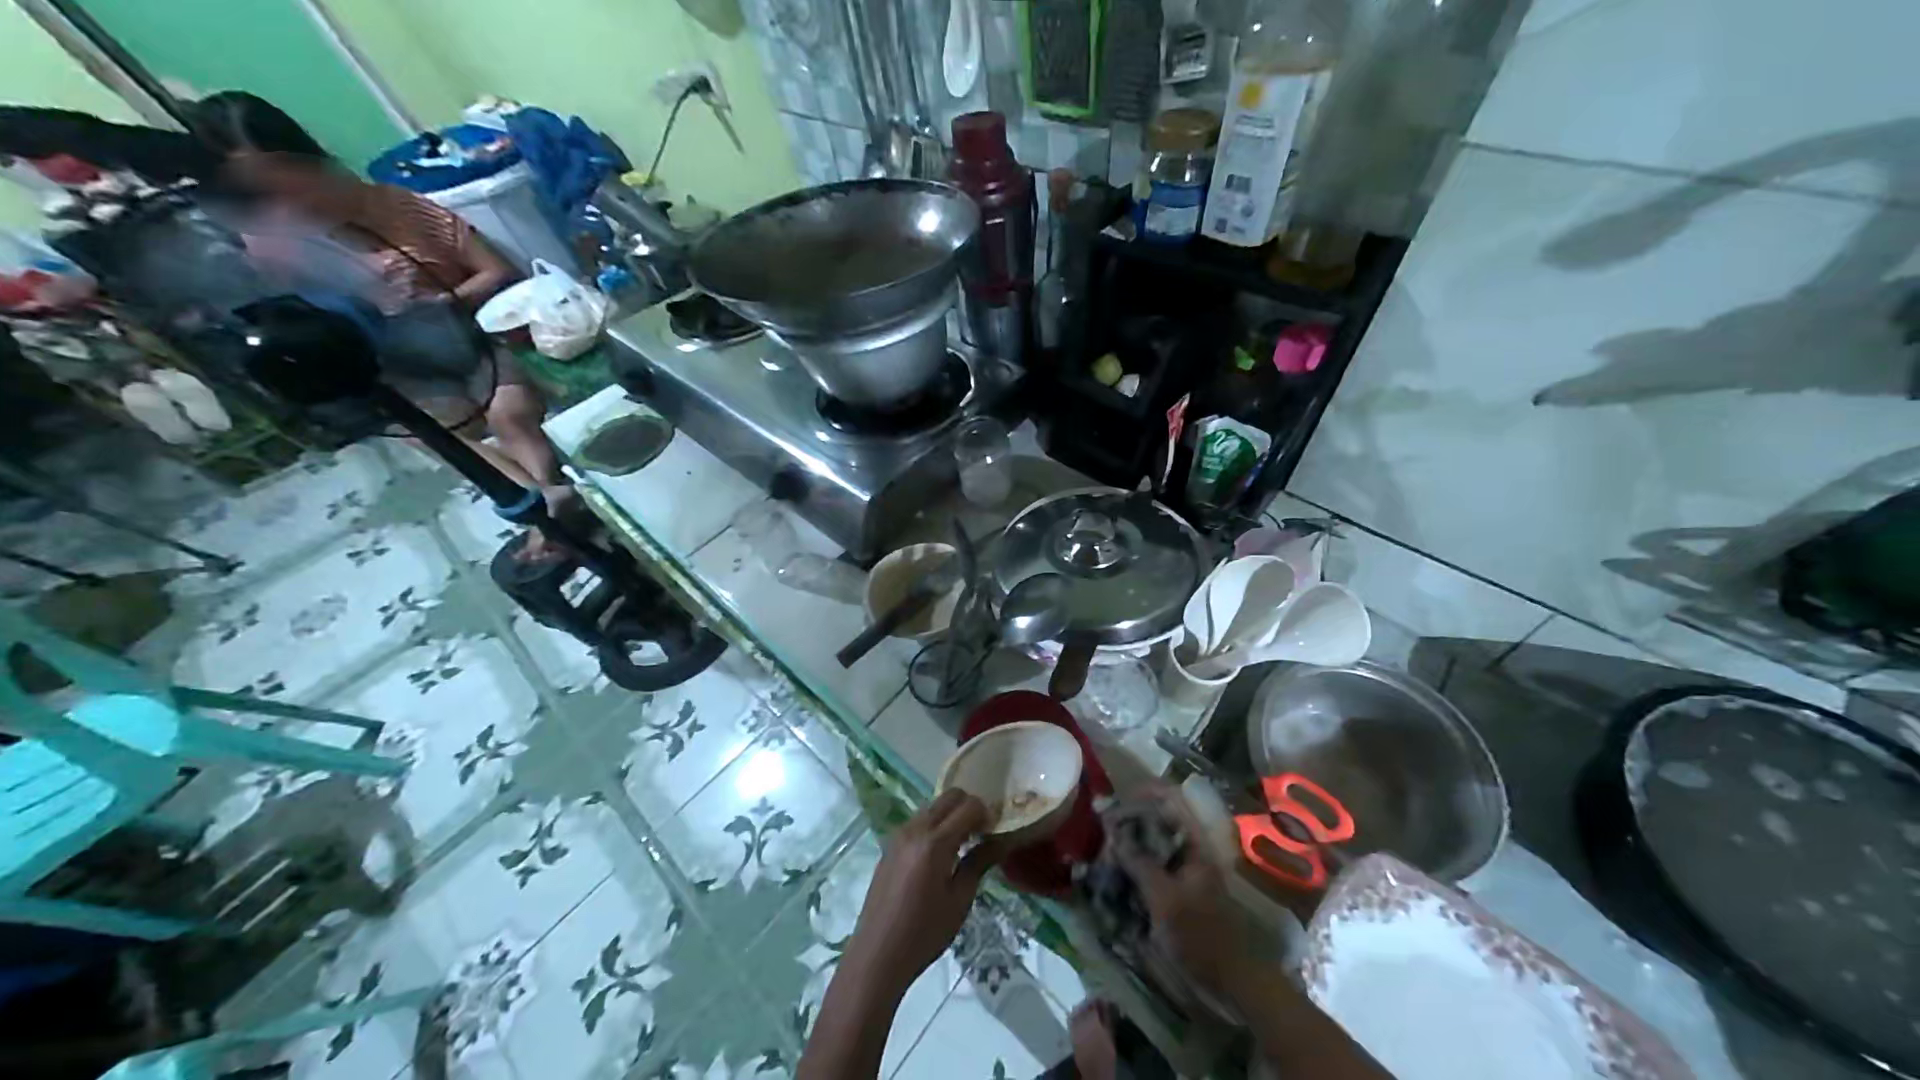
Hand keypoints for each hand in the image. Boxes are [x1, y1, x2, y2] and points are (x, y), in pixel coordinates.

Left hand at [839, 790, 1002, 1000]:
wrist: (877, 954)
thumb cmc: (924, 933)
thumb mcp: (960, 901)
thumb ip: (979, 863)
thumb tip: (1000, 840)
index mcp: (934, 843)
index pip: (968, 806)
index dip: (987, 813)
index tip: (996, 830)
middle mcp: (915, 829)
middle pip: (949, 797)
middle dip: (969, 807)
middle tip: (981, 833)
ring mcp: (899, 835)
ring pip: (932, 806)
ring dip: (951, 815)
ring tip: (963, 845)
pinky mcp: (890, 845)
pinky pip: (918, 821)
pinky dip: (935, 825)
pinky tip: (940, 855)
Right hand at [1111, 786, 1248, 994]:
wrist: (1230, 979)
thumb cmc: (1200, 933)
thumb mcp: (1164, 897)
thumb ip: (1138, 861)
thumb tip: (1113, 830)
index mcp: (1195, 843)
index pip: (1171, 800)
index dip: (1143, 793)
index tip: (1115, 800)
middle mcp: (1190, 849)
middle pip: (1158, 820)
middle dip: (1130, 819)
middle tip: (1102, 826)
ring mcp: (1184, 870)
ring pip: (1152, 843)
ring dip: (1129, 843)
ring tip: (1103, 848)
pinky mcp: (1177, 890)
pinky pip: (1151, 866)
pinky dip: (1133, 865)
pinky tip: (1114, 872)